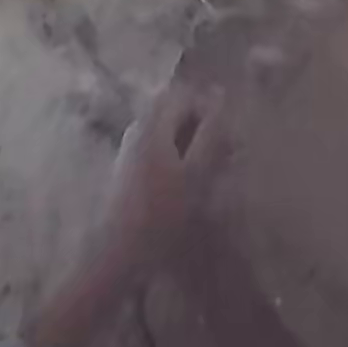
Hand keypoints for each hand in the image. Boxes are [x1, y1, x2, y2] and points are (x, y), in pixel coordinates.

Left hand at [98, 83, 226, 267]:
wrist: (118, 252)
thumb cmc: (162, 213)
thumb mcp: (196, 173)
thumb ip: (210, 133)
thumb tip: (220, 94)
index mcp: (153, 124)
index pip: (185, 95)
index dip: (210, 109)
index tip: (229, 136)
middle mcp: (139, 127)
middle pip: (175, 110)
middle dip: (201, 124)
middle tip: (224, 151)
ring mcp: (130, 146)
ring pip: (167, 128)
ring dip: (191, 140)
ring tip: (212, 168)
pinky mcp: (128, 165)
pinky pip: (158, 145)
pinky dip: (178, 153)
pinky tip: (189, 180)